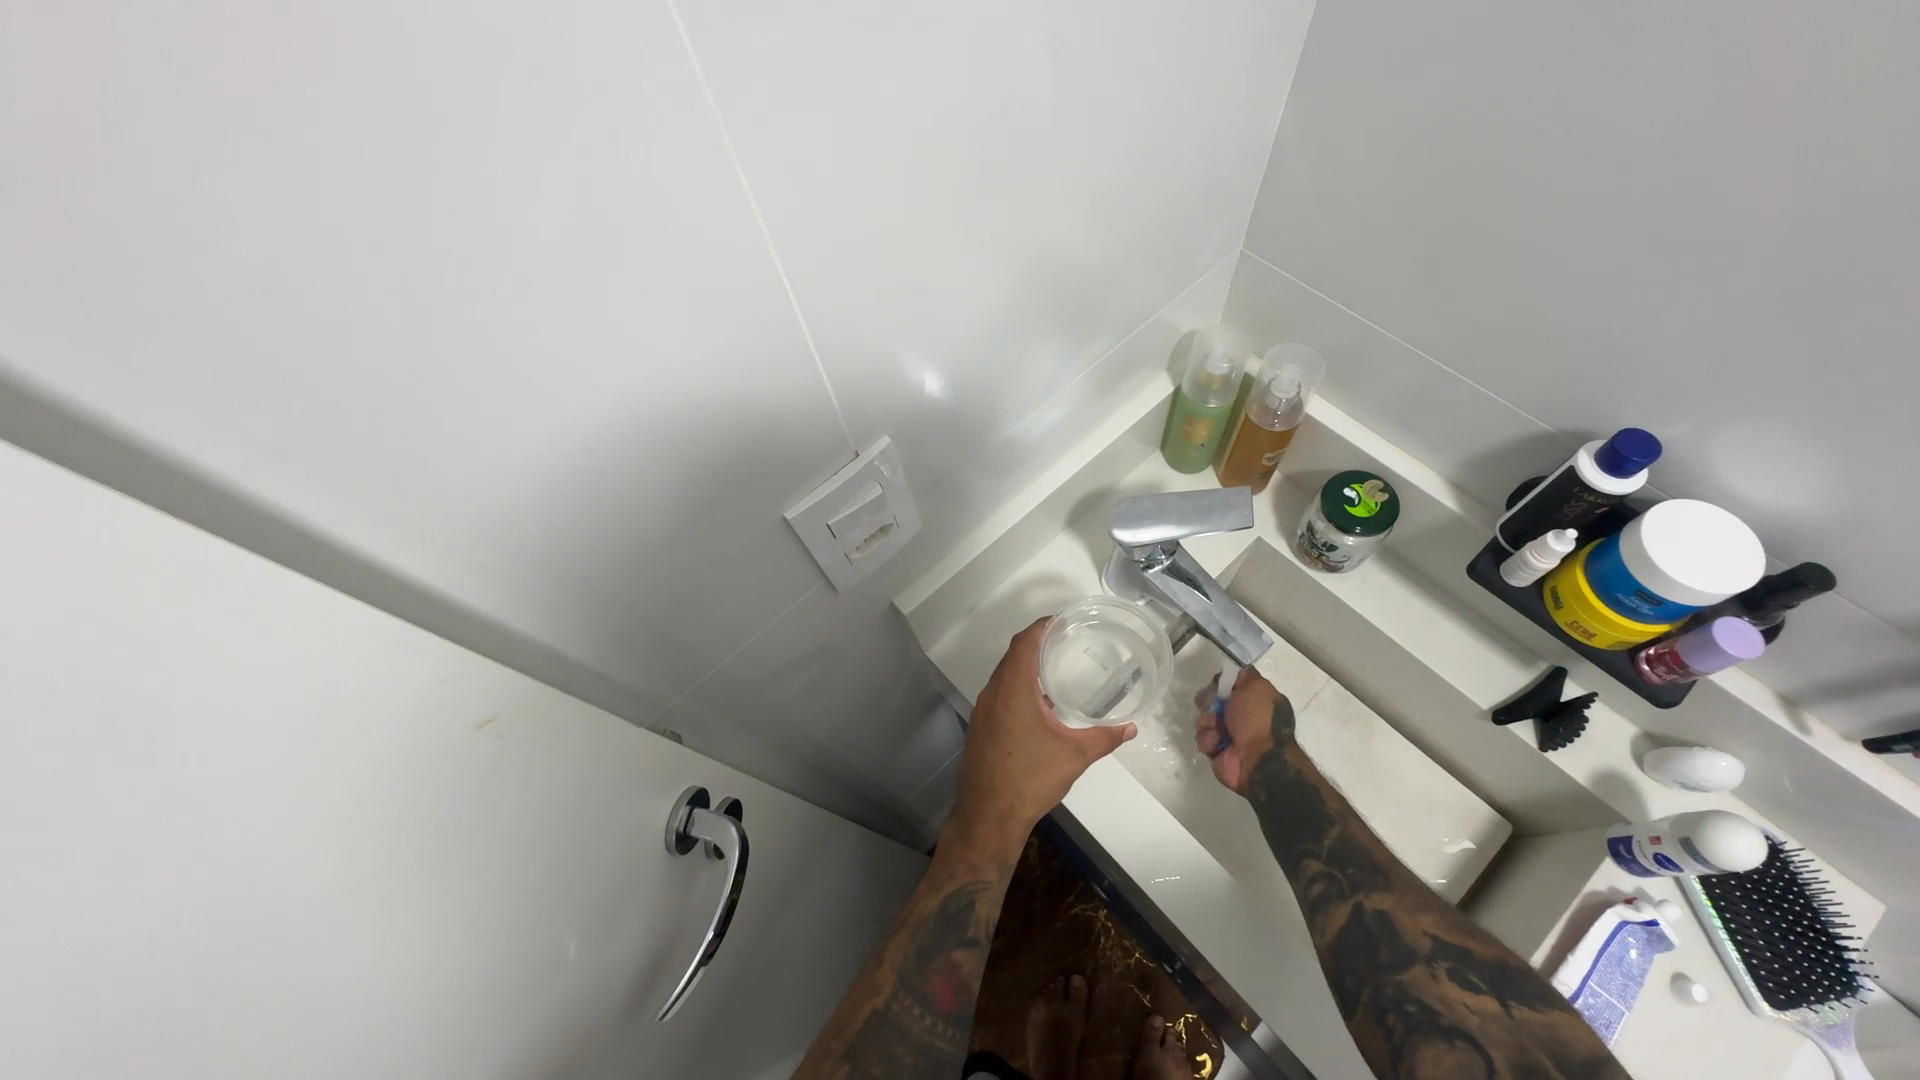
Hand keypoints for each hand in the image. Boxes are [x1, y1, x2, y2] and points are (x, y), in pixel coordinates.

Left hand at [947, 619, 1136, 853]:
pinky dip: (1016, 690)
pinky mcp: (979, 729)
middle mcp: (992, 694)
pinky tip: (1038, 706)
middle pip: (1012, 657)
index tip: (1060, 621)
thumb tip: (1131, 728)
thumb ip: (1104, 738)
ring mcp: (982, 712)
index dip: (1041, 627)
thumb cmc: (1030, 779)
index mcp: (1013, 689)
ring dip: (1025, 669)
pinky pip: (998, 696)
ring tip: (1054, 670)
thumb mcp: (1074, 756)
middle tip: (1063, 642)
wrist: (988, 815)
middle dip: (1035, 645)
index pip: (1024, 643)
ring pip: (1003, 678)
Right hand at [1195, 667, 1293, 795]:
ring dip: (1208, 722)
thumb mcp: (1257, 688)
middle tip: (1212, 707)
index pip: (1228, 684)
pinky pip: (1202, 736)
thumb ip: (1245, 675)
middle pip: (1212, 699)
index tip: (1218, 686)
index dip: (1220, 683)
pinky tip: (1217, 744)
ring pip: (1204, 717)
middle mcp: (1242, 715)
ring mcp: (1228, 733)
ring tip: (1219, 730)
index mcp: (1255, 700)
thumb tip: (1234, 673)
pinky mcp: (1216, 749)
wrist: (1257, 759)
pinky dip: (1208, 739)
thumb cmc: (1258, 721)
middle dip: (1208, 701)